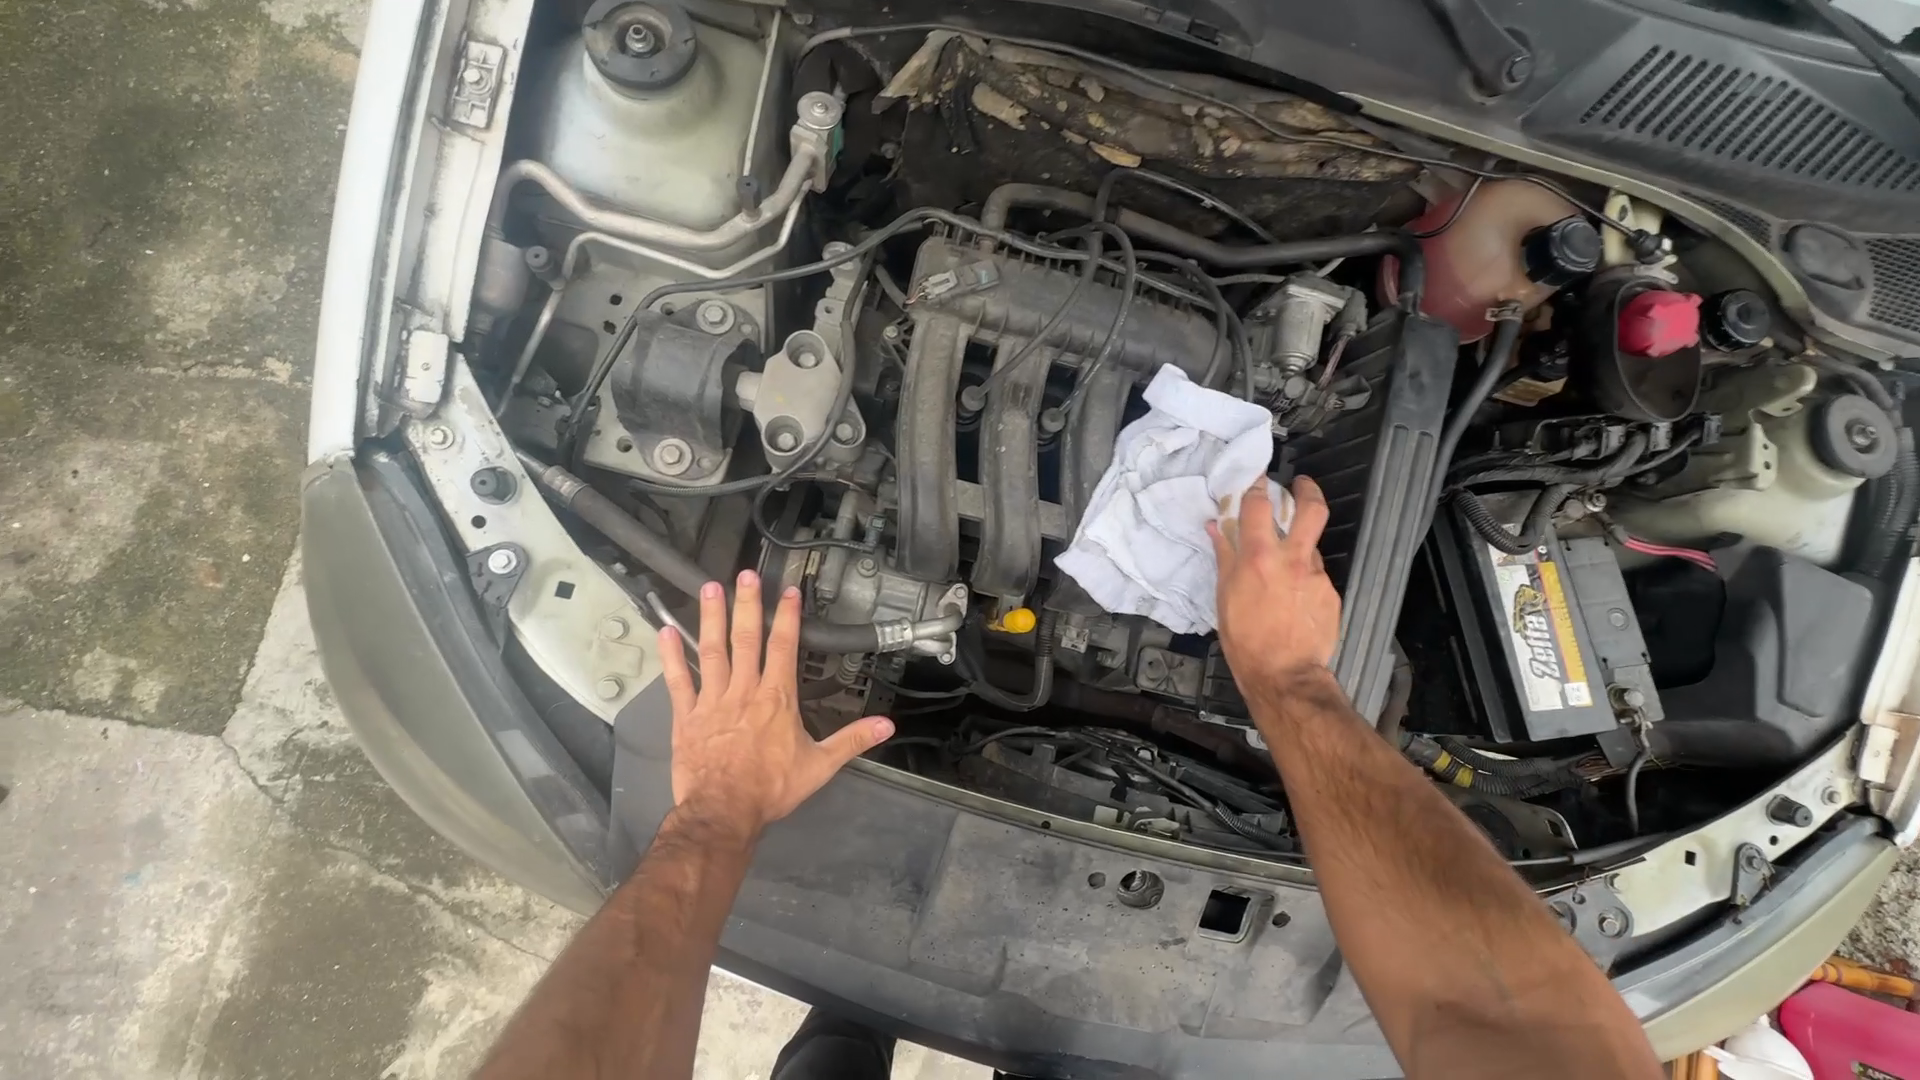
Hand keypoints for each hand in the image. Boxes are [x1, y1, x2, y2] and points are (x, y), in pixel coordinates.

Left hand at [658, 570, 893, 843]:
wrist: (723, 812)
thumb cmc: (772, 787)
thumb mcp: (820, 765)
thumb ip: (852, 740)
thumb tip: (886, 726)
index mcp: (777, 698)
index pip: (784, 646)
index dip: (787, 616)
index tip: (789, 592)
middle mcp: (745, 690)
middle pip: (746, 638)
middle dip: (747, 604)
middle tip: (745, 574)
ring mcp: (712, 700)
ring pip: (712, 650)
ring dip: (711, 617)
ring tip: (709, 588)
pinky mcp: (686, 716)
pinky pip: (678, 680)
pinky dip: (672, 656)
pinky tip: (665, 631)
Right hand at [1207, 476, 1340, 693]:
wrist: (1284, 674)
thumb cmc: (1244, 638)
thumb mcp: (1224, 595)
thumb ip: (1224, 556)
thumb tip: (1215, 528)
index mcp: (1259, 557)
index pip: (1259, 506)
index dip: (1256, 486)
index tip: (1256, 478)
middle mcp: (1293, 559)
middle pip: (1311, 509)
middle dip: (1307, 490)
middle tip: (1299, 484)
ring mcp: (1317, 576)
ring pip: (1311, 546)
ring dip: (1299, 546)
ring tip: (1284, 566)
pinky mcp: (1331, 594)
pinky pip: (1316, 575)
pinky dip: (1304, 578)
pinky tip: (1293, 598)